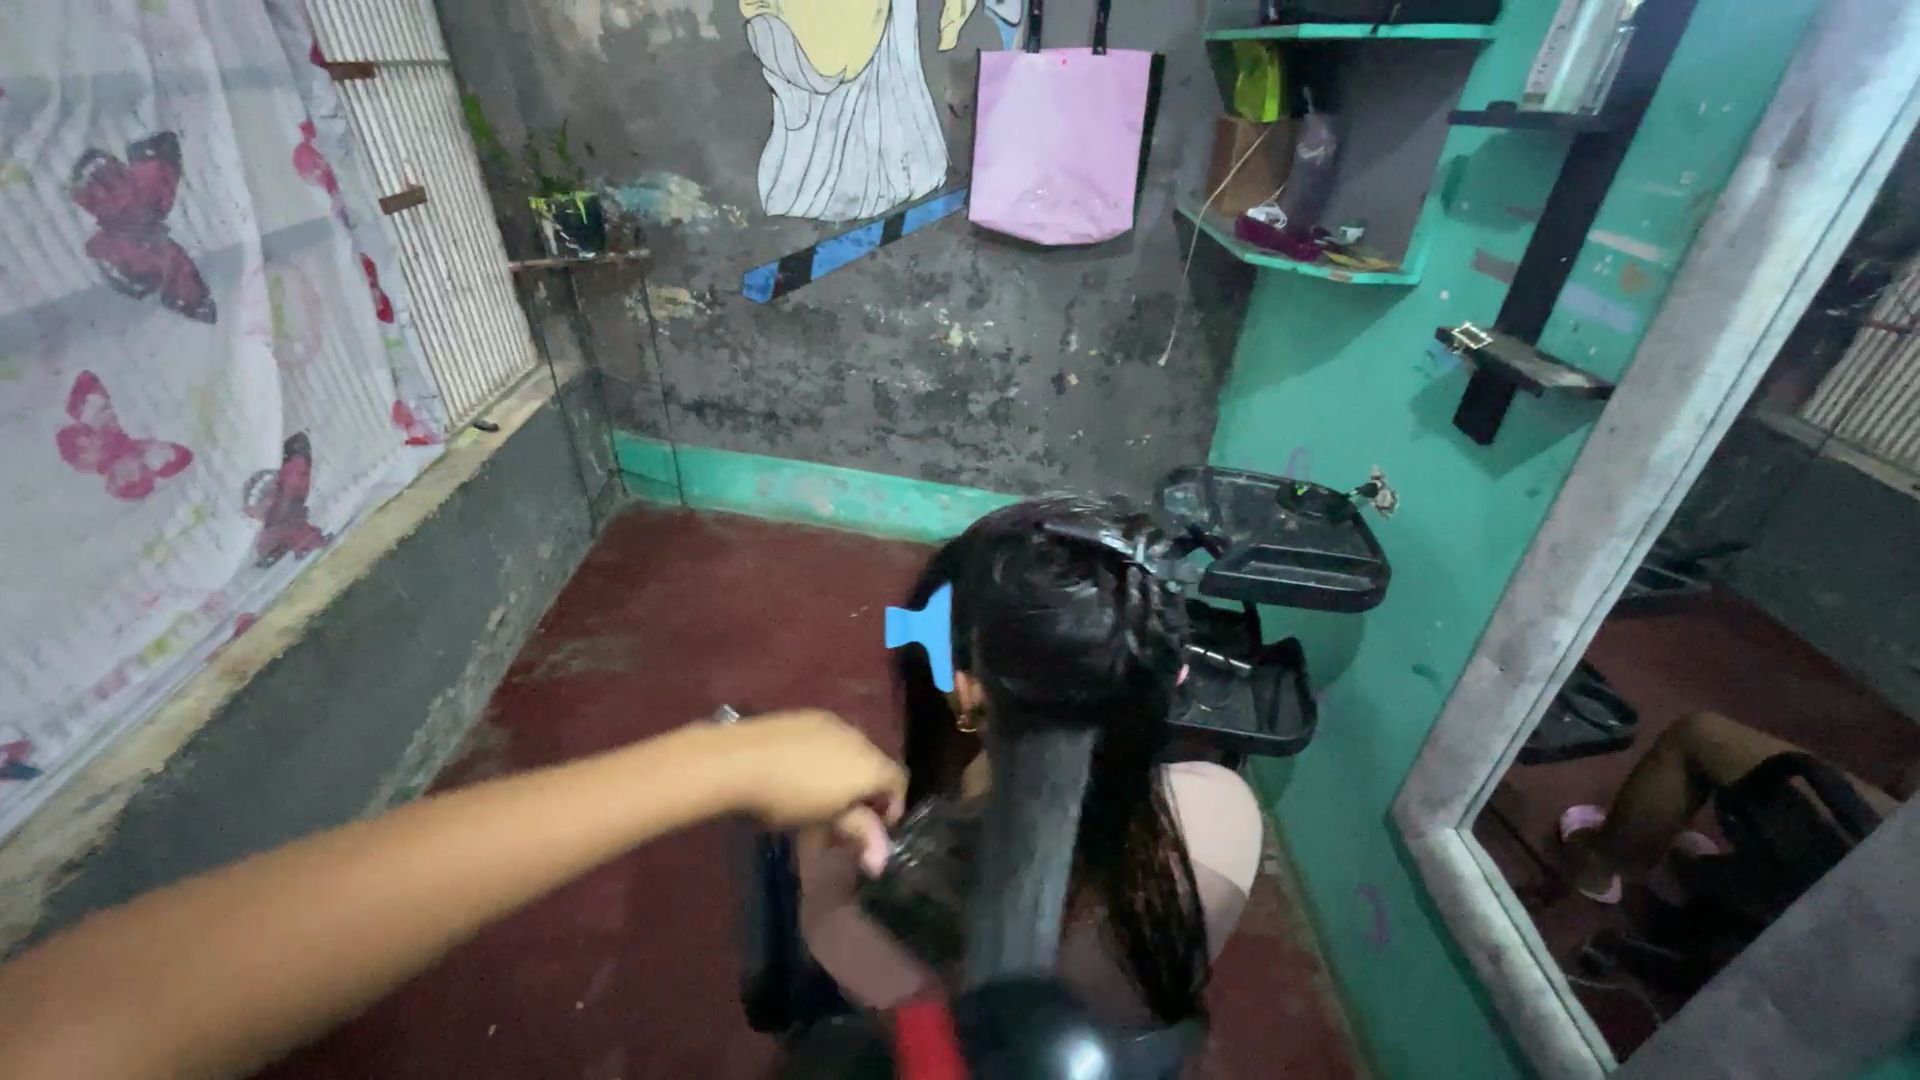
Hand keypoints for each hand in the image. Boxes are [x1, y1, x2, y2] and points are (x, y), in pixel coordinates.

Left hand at [720, 709, 905, 829]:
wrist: (737, 760)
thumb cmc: (788, 798)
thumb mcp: (826, 821)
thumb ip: (859, 834)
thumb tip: (881, 862)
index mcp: (870, 763)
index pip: (899, 780)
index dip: (892, 806)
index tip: (872, 829)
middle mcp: (858, 737)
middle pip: (874, 766)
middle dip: (864, 796)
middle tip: (839, 825)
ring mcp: (831, 723)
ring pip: (850, 753)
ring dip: (843, 778)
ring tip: (815, 803)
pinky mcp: (805, 717)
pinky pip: (827, 740)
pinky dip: (824, 760)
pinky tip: (797, 776)